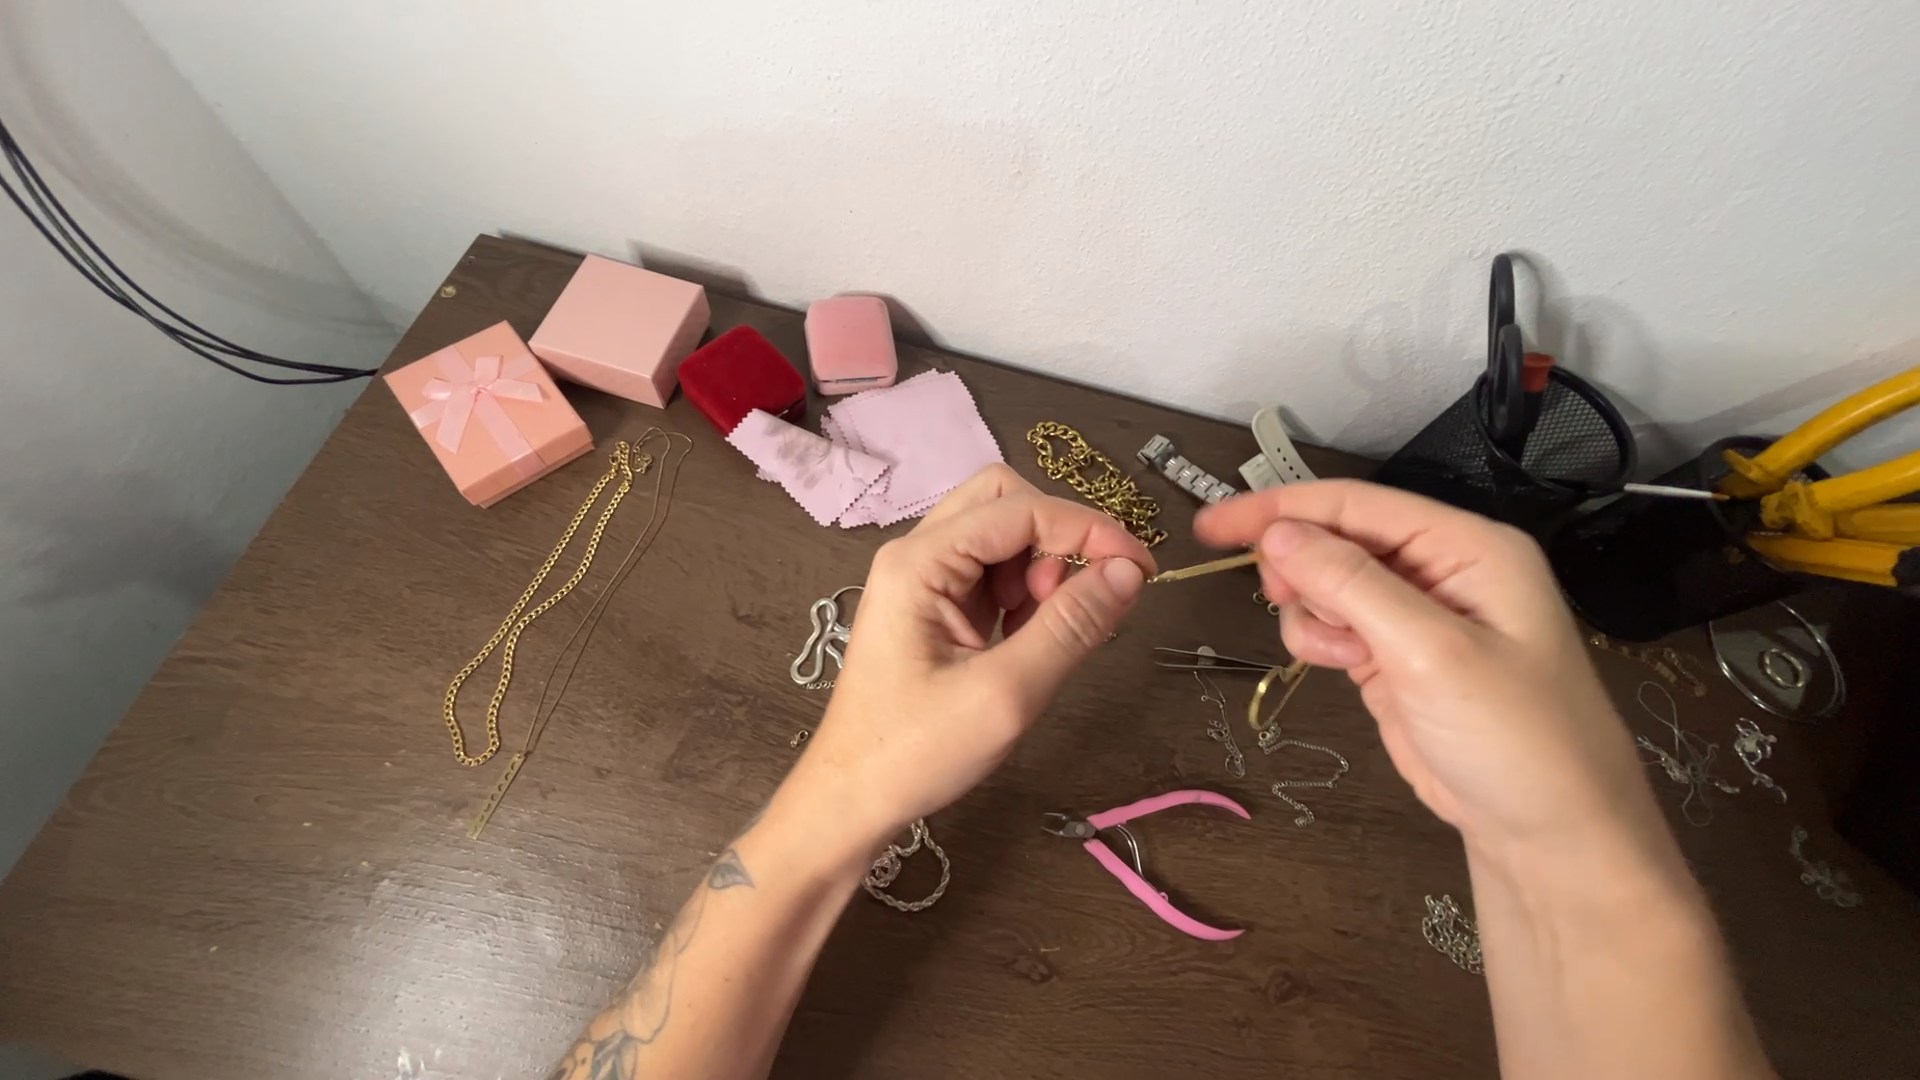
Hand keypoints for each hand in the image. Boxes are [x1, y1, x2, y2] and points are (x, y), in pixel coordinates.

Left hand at [797, 465, 1156, 839]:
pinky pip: (990, 570)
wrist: (852, 799)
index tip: (1141, 569)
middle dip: (1056, 538)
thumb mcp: (1005, 694)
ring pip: (1000, 533)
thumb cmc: (916, 754)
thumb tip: (1130, 571)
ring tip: (1045, 630)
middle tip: (1077, 598)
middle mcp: (916, 553)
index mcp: (919, 562)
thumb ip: (1070, 626)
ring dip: (1039, 566)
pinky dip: (1022, 590)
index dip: (1088, 529)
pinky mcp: (933, 603)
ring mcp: (922, 577)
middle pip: (1004, 501)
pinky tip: (1025, 637)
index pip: (1020, 509)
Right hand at [1195, 480, 1653, 847]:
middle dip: (1297, 565)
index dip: (1278, 507)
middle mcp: (1434, 567)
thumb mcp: (1430, 651)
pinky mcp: (1386, 650)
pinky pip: (1327, 622)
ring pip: (1320, 581)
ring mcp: (1409, 611)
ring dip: (1310, 612)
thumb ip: (1350, 583)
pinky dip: (1317, 638)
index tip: (1211, 525)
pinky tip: (1345, 666)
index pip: (1354, 504)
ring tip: (1341, 654)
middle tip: (1279, 598)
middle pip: (1332, 538)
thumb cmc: (1512, 736)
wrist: (1544, 834)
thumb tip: (1274, 533)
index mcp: (1463, 545)